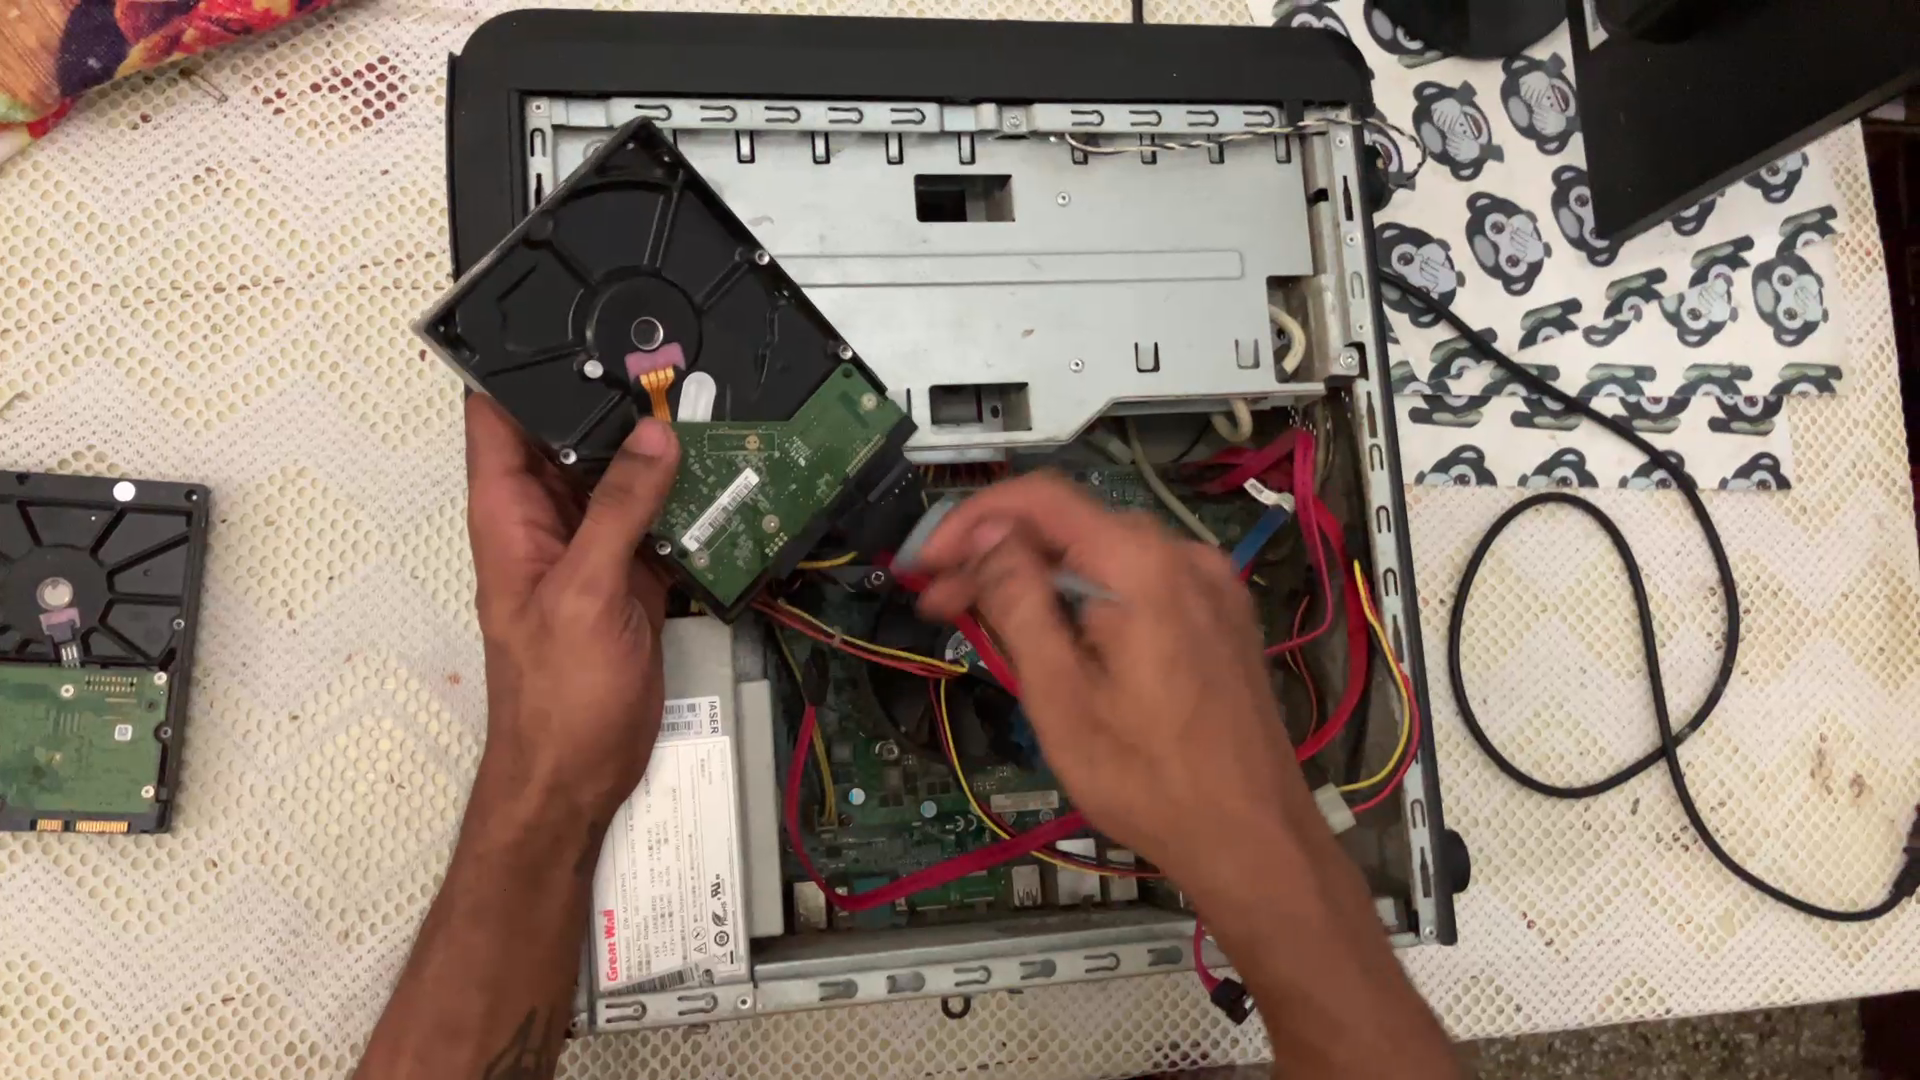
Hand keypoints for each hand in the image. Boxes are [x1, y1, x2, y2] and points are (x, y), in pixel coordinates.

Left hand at [463, 395, 680, 824]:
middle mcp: (552, 521)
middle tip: (669, 359)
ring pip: (626, 479)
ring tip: (707, 406)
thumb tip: (653, 437)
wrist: (582, 768)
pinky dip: (687, 500)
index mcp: (512, 515)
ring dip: (659, 451)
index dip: (521, 369)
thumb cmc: (559, 692)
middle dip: (614, 402)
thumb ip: (619, 510)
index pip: (499, 420)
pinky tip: (722, 478)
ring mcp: (598, 547)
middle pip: (575, 441)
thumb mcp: (586, 591)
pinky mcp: (637, 573)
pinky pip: (661, 520)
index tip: (569, 325)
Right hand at [911, 472, 1321, 899]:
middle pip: (1068, 526)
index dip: (971, 519)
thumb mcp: (1060, 695)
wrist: (1255, 841)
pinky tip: (1055, 634)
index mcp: (1142, 565)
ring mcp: (1207, 582)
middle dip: (996, 556)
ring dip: (1036, 579)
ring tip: (988, 624)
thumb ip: (1018, 601)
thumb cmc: (1148, 781)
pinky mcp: (1216, 611)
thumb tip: (985, 535)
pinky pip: (1134, 581)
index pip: (1040, 498)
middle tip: (941, 603)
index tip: (928, 562)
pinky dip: (1083, 595)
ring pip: (1098, 554)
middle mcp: (1182, 555)